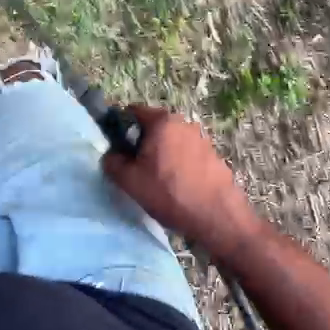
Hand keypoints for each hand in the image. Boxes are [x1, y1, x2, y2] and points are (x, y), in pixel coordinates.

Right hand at [101, 106, 263, 256]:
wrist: (218, 217)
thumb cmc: (170, 194)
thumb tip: (111, 155)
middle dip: (142, 145)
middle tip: (136, 170)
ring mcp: (201, 139)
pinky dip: (179, 166)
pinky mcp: (213, 156)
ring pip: (170, 142)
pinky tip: (178, 189)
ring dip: (161, 156)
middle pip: (153, 128)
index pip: (133, 112)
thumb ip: (113, 162)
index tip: (118, 151)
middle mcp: (183, 123)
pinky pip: (186, 155)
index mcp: (162, 121)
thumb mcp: (130, 181)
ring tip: (158, 183)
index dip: (121, 129)